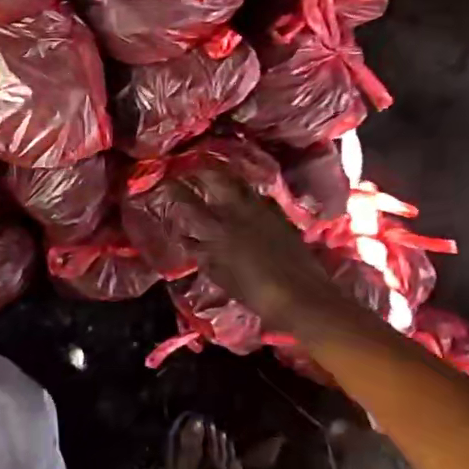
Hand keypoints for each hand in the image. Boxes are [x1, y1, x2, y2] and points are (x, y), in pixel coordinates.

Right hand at [186, 167, 341, 332]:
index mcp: (218, 228)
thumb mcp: (220, 275)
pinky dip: (245, 193)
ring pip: (239, 183)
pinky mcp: (281, 217)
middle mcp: (238, 212)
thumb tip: (186, 238)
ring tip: (213, 176)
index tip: (163, 180)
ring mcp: (262, 211)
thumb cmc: (256, 293)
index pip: (187, 200)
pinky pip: (258, 196)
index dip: (173, 187)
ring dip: (223, 177)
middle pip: (216, 178)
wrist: (305, 298)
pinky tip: (241, 199)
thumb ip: (202, 254)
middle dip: (199, 170)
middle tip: (188, 170)